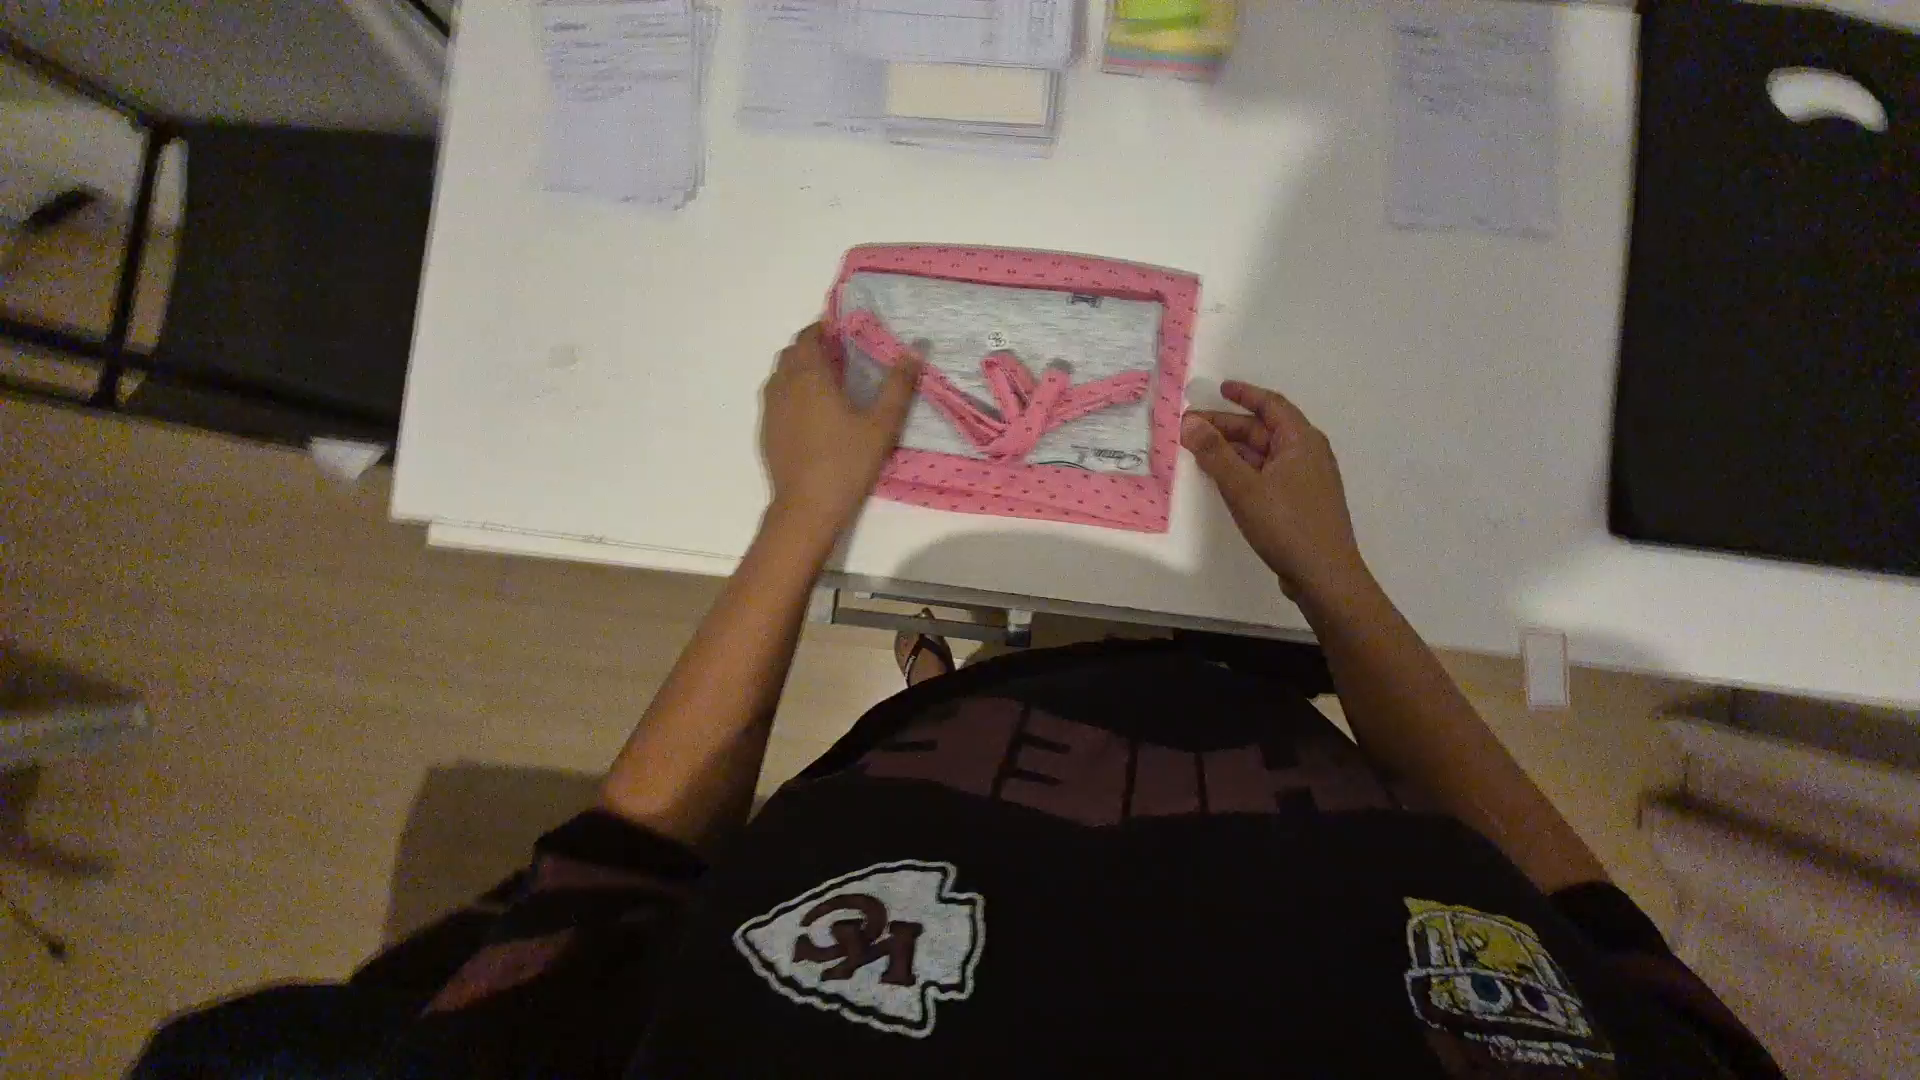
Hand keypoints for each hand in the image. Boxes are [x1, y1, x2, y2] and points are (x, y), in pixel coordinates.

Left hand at [760, 322, 920, 540]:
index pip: (809, 336)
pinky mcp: (765, 431)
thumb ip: (898, 386)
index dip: (824, 329)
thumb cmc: (846, 463)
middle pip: (792, 352)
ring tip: (827, 384)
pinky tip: (812, 415)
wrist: (806, 507)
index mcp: (809, 376)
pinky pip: (776, 398)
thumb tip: (914, 351)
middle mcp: (783, 385)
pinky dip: (791, 393)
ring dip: (799, 370)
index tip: (846, 334)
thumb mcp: (881, 425)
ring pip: (780, 375)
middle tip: (841, 358)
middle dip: (813, 348)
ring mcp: (770, 409)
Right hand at [1182, 381, 1373, 605]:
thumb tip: (1190, 422)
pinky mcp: (1301, 503)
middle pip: (1264, 431)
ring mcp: (1306, 480)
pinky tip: (1224, 480)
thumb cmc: (1286, 524)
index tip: (1220, 389)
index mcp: (1301, 441)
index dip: (1244, 395)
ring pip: (1265, 455)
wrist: (1324, 575)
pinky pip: (1268, 474)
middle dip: (1228, 426)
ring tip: (1200, 452)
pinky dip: (1244, 470)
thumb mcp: (1243, 487)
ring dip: (1233, 450)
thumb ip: (1215, 453)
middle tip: (1192, 428)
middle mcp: (1308, 454)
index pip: (1271, 405)